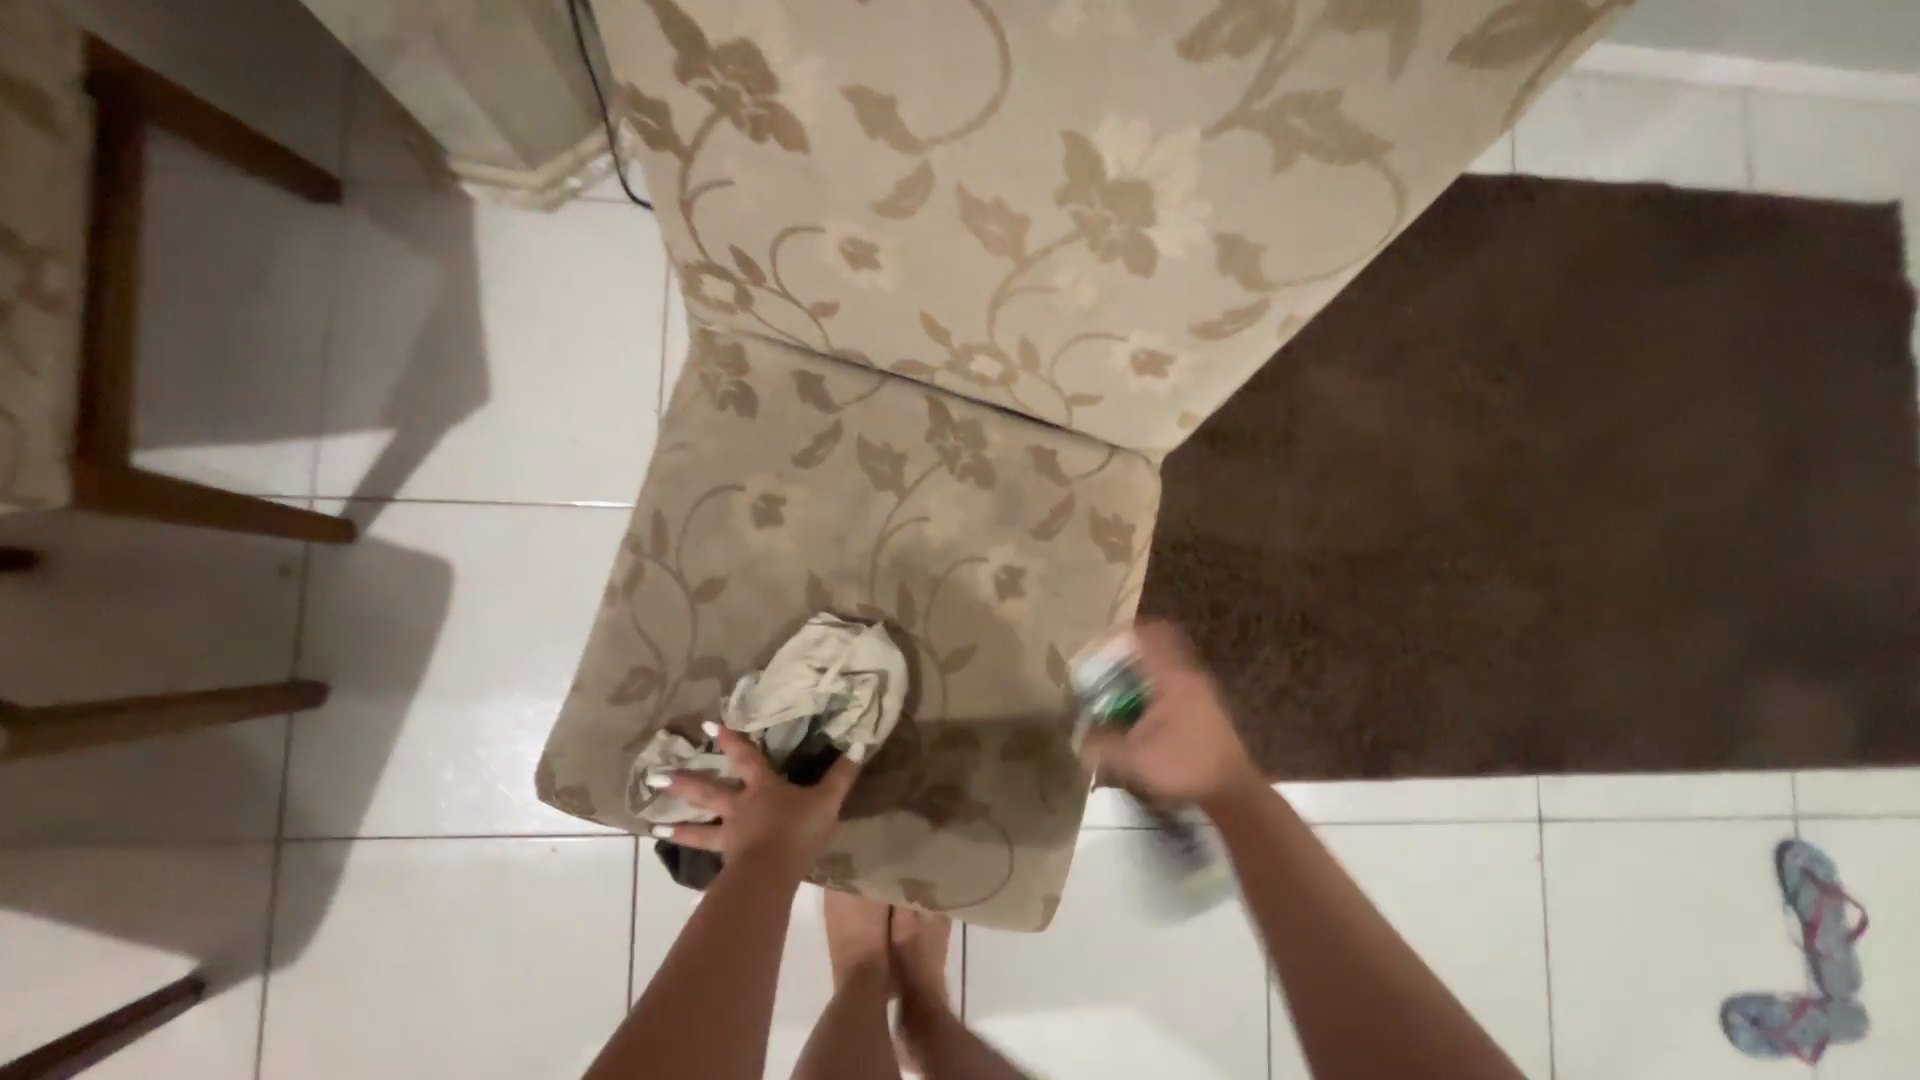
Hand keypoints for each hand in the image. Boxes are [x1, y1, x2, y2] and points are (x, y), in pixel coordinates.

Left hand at [653, 725, 863, 881]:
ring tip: (652, 825)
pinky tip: (677, 858)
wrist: (773, 872)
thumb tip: (859, 742)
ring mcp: (730, 836)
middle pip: (708, 792)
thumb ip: (842, 774)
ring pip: (699, 828)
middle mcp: (740, 808)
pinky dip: (691, 855)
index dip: (731, 741)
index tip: (710, 725)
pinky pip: (706, 856)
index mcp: (763, 788)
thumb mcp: (827, 800)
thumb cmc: (798, 830)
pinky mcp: (727, 862)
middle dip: (684, 782)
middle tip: (655, 775)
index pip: (745, 758)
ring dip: (678, 826)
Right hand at [1078, 620, 1263, 812]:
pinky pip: (1172, 678)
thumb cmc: (1184, 767)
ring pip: (1164, 661)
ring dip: (1139, 668)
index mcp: (1171, 678)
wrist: (1231, 790)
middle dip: (1126, 651)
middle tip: (1104, 666)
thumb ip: (1102, 744)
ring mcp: (1199, 688)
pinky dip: (1151, 683)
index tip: (1095, 651)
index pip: (1144, 636)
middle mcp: (1187, 674)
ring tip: (1116, 687)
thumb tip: (1079, 737)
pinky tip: (1138, 708)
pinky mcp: (1203, 703)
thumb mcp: (1135, 760)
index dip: (1117, 637)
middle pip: (1155, 642)